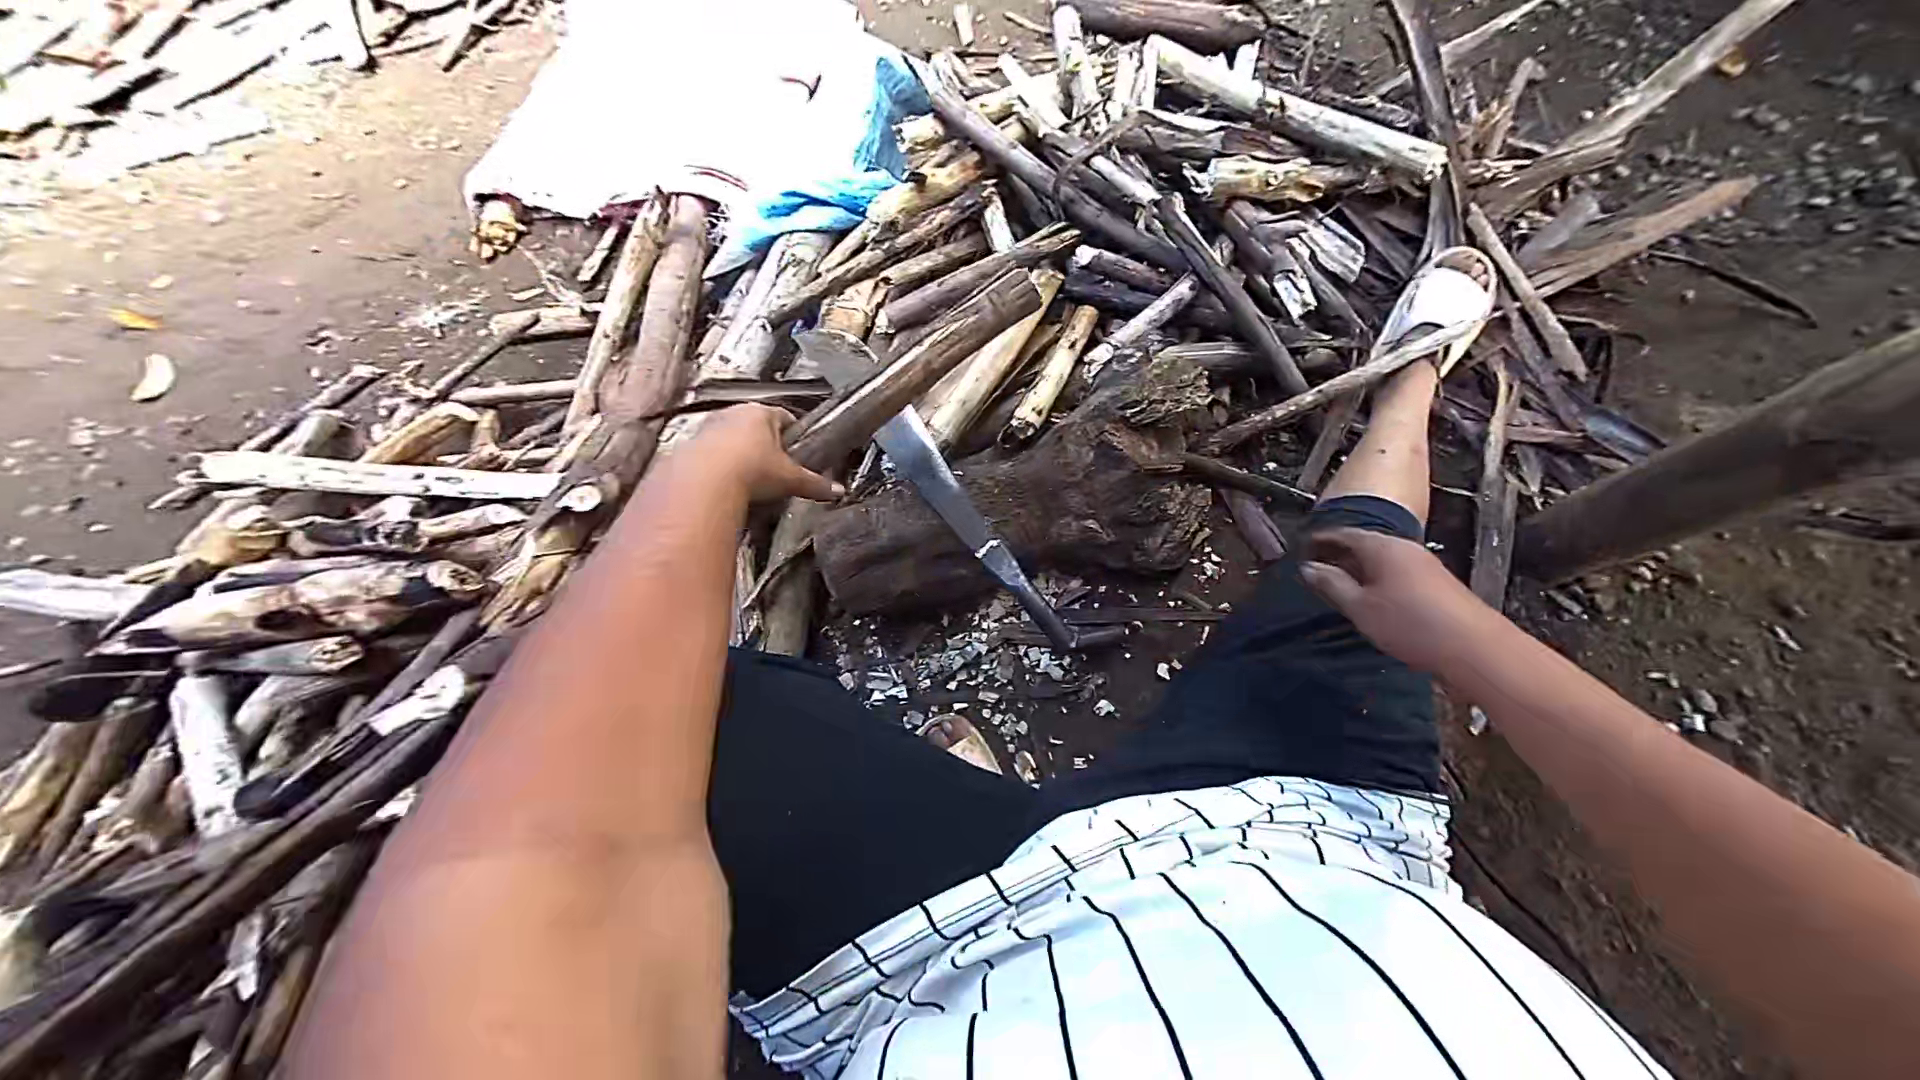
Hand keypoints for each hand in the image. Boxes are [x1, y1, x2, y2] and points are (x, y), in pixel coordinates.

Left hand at [694, 404, 842, 503]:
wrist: (705, 482)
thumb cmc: (747, 469)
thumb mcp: (790, 478)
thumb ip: (815, 483)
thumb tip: (836, 490)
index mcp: (762, 413)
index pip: (785, 416)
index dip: (793, 433)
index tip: (797, 447)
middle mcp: (734, 413)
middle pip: (756, 426)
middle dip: (765, 445)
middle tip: (775, 467)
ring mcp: (710, 428)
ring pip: (732, 438)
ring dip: (741, 453)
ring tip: (751, 478)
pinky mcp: (692, 446)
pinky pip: (712, 453)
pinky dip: (720, 465)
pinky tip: (728, 483)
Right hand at [1298, 527, 1498, 675]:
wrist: (1476, 649)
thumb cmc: (1411, 624)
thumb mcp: (1359, 606)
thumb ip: (1331, 584)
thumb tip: (1309, 568)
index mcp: (1382, 547)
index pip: (1342, 533)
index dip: (1319, 540)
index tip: (1300, 551)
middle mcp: (1404, 548)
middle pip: (1362, 544)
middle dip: (1337, 555)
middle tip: (1313, 570)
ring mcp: (1423, 565)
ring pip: (1380, 560)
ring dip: (1357, 570)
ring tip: (1336, 587)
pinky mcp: (1435, 584)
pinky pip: (1395, 573)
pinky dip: (1375, 580)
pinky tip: (1368, 599)